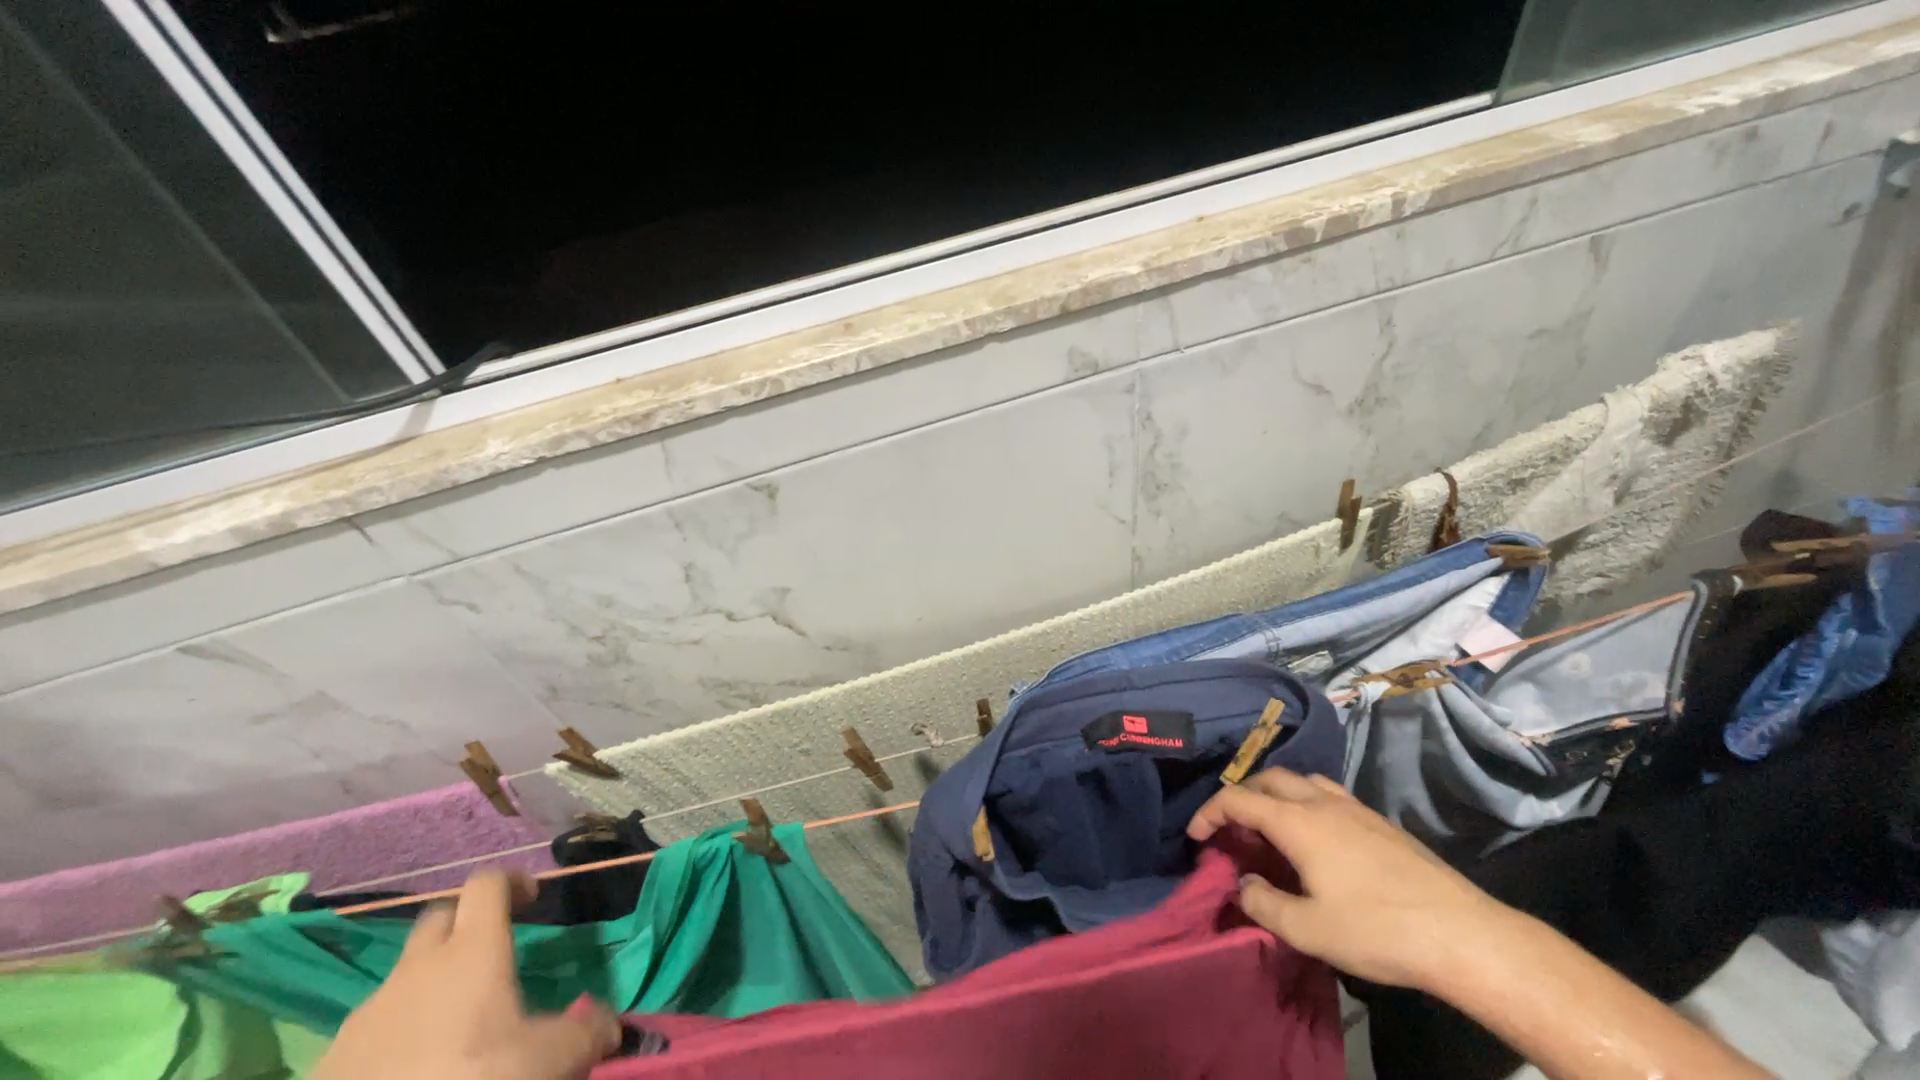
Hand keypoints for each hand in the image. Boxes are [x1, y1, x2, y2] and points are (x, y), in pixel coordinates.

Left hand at [314, 870, 622, 1079]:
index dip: (512, 881)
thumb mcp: (546, 1060)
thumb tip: (609, 1021)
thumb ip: (585, 1032)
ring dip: (436, 977)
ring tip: (460, 1018)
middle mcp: (420, 966)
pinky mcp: (338, 1049)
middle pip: (443, 916)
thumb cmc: (471, 1076)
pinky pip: (381, 1018)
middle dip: (471, 922)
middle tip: (497, 950)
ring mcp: (373, 1005)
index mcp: (472, 952)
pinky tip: (419, 1059)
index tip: (533, 898)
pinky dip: (404, 1023)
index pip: (487, 885)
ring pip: (409, 970)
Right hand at [1188, 767, 1513, 991]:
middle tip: (1231, 828)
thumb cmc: (1376, 930)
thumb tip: (1244, 885)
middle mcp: (1324, 803)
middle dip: (1242, 795)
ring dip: (1276, 794)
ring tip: (1269, 827)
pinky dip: (1305, 803)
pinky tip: (1314, 839)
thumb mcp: (1306, 929)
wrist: (1461, 934)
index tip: (1196, 836)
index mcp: (1298, 822)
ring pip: (1304, 781)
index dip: (1209, 813)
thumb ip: (1263, 904)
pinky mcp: (1381, 824)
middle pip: (1270, 779)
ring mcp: (1357, 809)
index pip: (1239, 799)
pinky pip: (1329, 795)